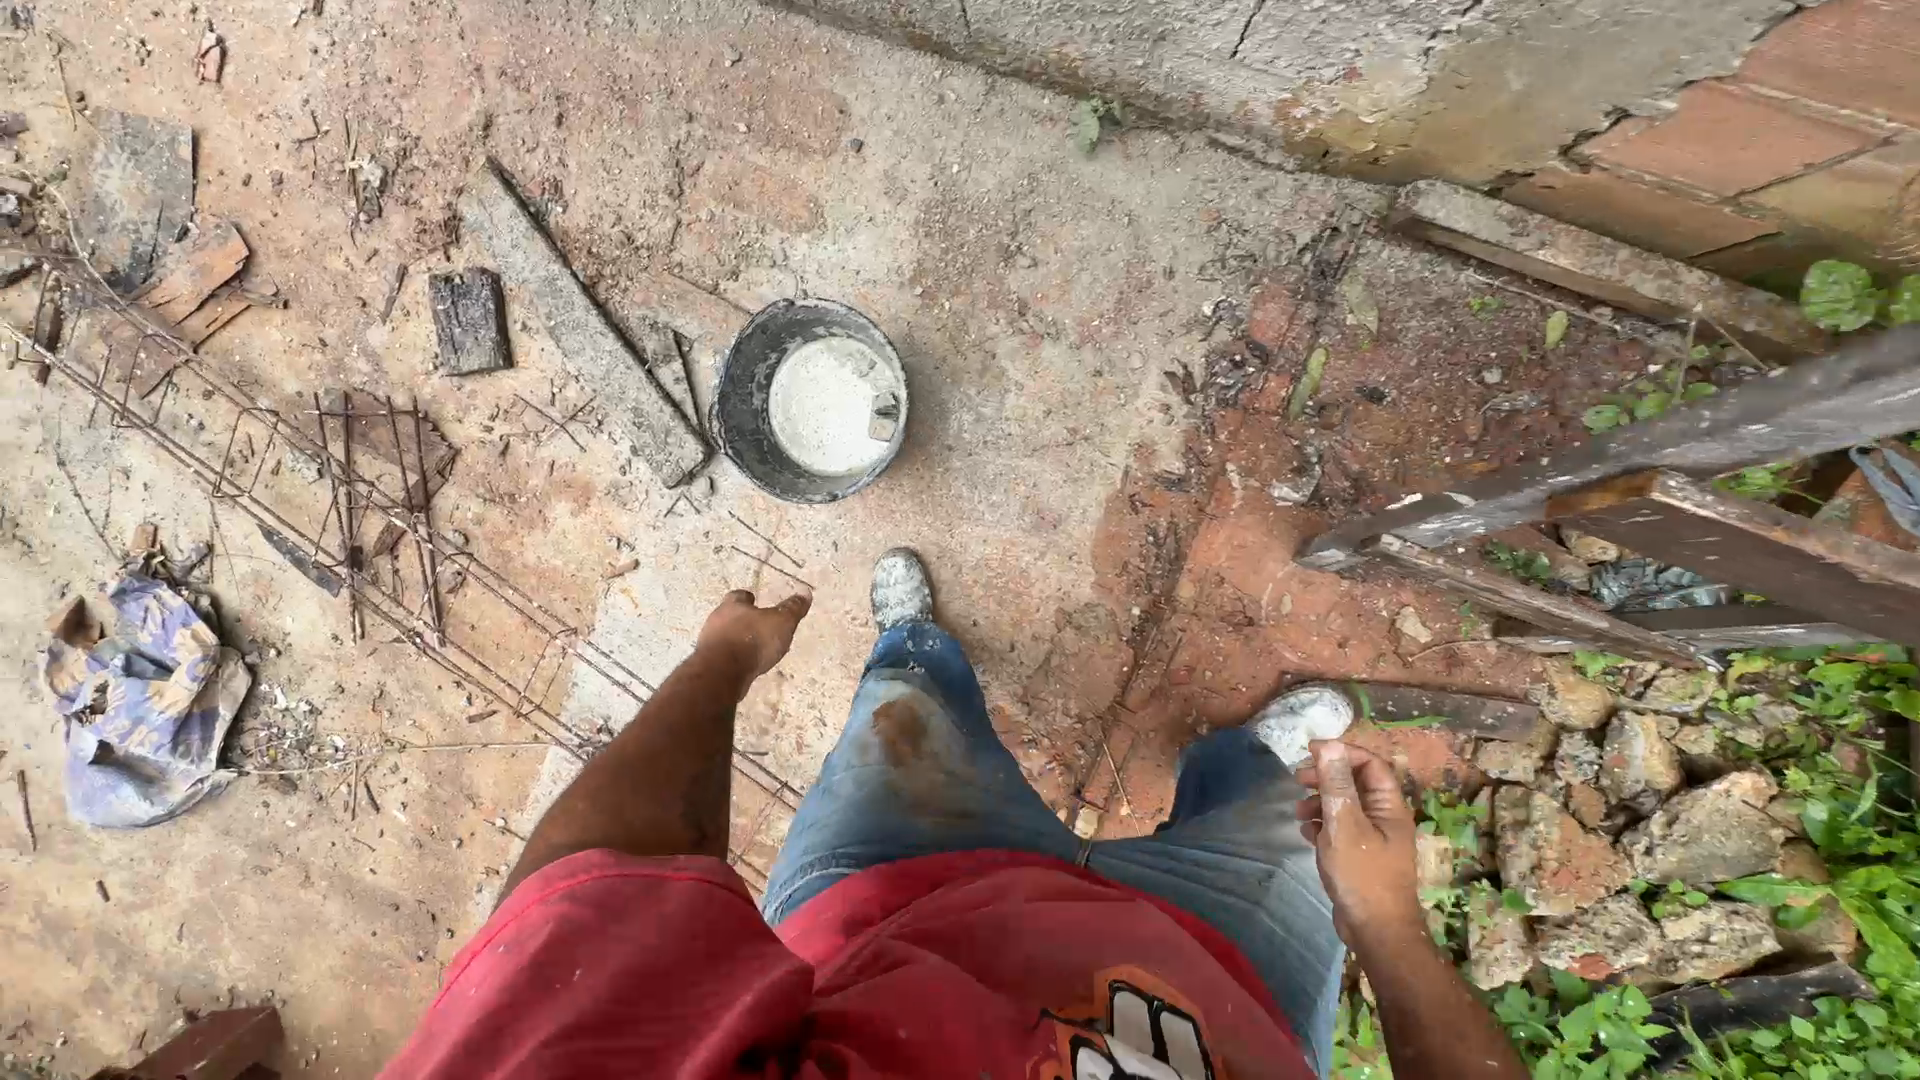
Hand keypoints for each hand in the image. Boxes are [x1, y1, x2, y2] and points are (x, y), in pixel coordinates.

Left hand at [695, 589, 811, 695]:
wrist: (722, 674)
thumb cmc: (753, 641)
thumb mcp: (781, 622)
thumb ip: (792, 609)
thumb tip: (805, 592)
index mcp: (732, 606)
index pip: (738, 596)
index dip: (747, 598)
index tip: (754, 599)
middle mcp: (716, 621)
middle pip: (728, 616)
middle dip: (742, 620)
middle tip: (756, 625)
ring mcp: (708, 644)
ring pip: (723, 636)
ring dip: (736, 641)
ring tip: (753, 648)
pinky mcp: (708, 664)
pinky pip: (722, 657)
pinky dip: (732, 659)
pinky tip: (745, 665)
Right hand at [1294, 740, 1423, 949]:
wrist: (1376, 931)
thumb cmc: (1362, 874)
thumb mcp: (1344, 824)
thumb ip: (1336, 784)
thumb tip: (1329, 746)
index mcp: (1389, 807)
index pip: (1370, 764)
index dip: (1342, 752)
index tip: (1310, 752)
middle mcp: (1385, 818)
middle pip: (1355, 782)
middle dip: (1325, 776)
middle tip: (1298, 778)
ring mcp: (1374, 837)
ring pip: (1345, 805)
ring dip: (1319, 801)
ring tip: (1298, 811)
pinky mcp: (1361, 854)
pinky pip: (1340, 827)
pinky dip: (1322, 824)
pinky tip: (1307, 834)